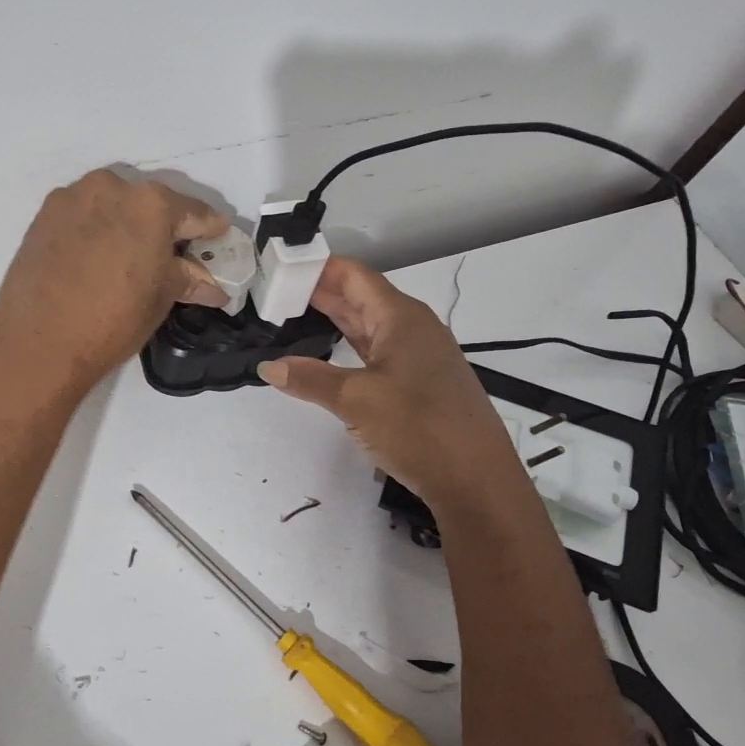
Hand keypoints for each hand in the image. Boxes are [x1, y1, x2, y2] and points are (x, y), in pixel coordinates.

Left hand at [0, 169, 229, 388]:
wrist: (38, 341)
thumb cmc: (112, 319)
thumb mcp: (160, 298)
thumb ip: (188, 279)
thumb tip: (215, 286)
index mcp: (151, 203)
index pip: (193, 213)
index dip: (210, 231)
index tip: (218, 240)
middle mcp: (111, 187)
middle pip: (150, 203)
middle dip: (164, 226)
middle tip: (171, 256)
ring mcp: (72, 198)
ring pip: (112, 205)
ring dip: (126, 224)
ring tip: (129, 259)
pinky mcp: (43, 215)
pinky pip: (82, 216)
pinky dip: (95, 230)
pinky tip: (96, 259)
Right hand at [257, 257, 520, 507]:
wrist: (476, 479)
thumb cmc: (419, 428)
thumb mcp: (356, 400)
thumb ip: (310, 379)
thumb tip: (269, 367)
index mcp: (401, 318)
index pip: (353, 275)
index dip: (317, 266)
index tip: (280, 266)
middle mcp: (412, 328)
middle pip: (360, 296)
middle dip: (318, 291)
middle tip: (274, 290)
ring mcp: (418, 356)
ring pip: (367, 325)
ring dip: (332, 318)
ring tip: (291, 314)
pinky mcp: (418, 383)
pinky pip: (375, 351)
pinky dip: (347, 346)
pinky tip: (325, 355)